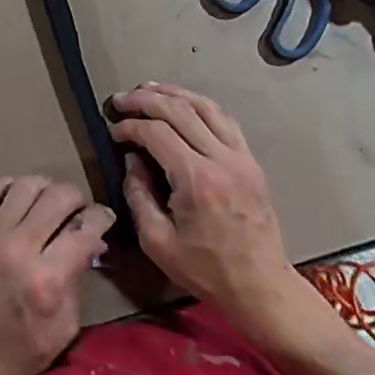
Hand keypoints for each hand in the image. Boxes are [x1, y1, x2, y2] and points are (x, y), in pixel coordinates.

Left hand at [0, 177, 112, 374]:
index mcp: (45, 280)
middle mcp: (17, 249)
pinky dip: (13, 185)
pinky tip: (22, 198)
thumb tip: (93, 240)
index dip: (102, 218)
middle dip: (77, 199)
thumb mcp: (64, 327)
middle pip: (58, 196)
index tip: (104, 219)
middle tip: (78, 212)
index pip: (85, 229)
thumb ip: (79, 279)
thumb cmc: (19, 351)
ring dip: (47, 187)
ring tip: (51, 203)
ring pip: (26, 184)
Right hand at [109, 83, 314, 332]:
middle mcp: (222, 159)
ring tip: (148, 88)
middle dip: (145, 100)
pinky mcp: (251, 161)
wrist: (261, 286)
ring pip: (206, 107)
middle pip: (180, 110)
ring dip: (174, 93)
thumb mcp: (157, 241)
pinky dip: (200, 105)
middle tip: (121, 100)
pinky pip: (225, 120)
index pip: (157, 133)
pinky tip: (183, 103)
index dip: (130, 126)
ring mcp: (242, 157)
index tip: (114, 132)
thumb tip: (132, 161)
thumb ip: (138, 195)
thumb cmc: (205, 269)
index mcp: (197, 180)